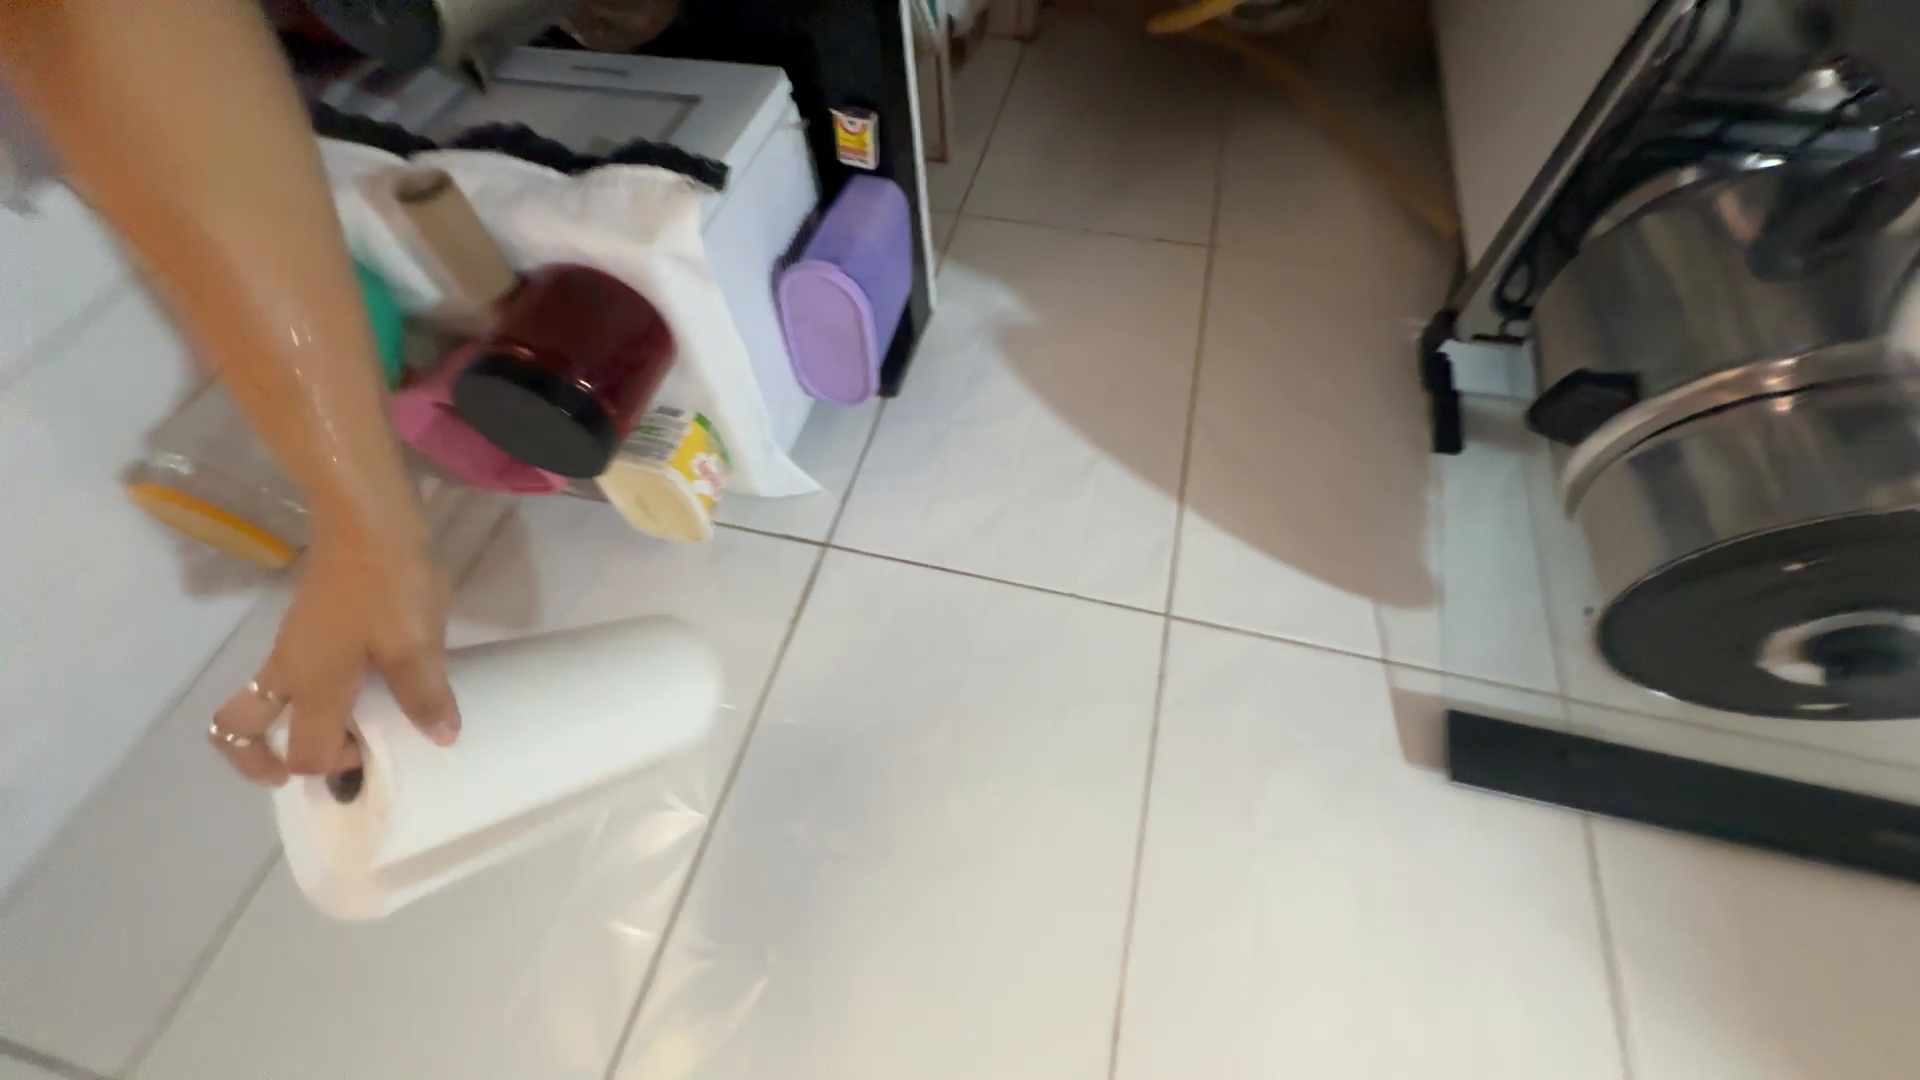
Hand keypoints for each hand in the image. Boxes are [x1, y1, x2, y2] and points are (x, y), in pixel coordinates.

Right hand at [210, 525, 459, 785]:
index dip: (335, 766)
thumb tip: (442, 738)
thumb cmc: (391, 586)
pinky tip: (366, 684)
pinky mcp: (311, 622)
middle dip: (262, 760)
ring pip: (265, 700)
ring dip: (292, 724)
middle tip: (323, 765)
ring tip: (351, 729)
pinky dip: (311, 694)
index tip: (377, 759)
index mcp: (313, 685)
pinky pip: (293, 674)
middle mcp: (288, 670)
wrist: (367, 522)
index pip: (303, 750)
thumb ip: (426, 694)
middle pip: (239, 728)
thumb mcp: (418, 644)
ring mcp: (294, 644)